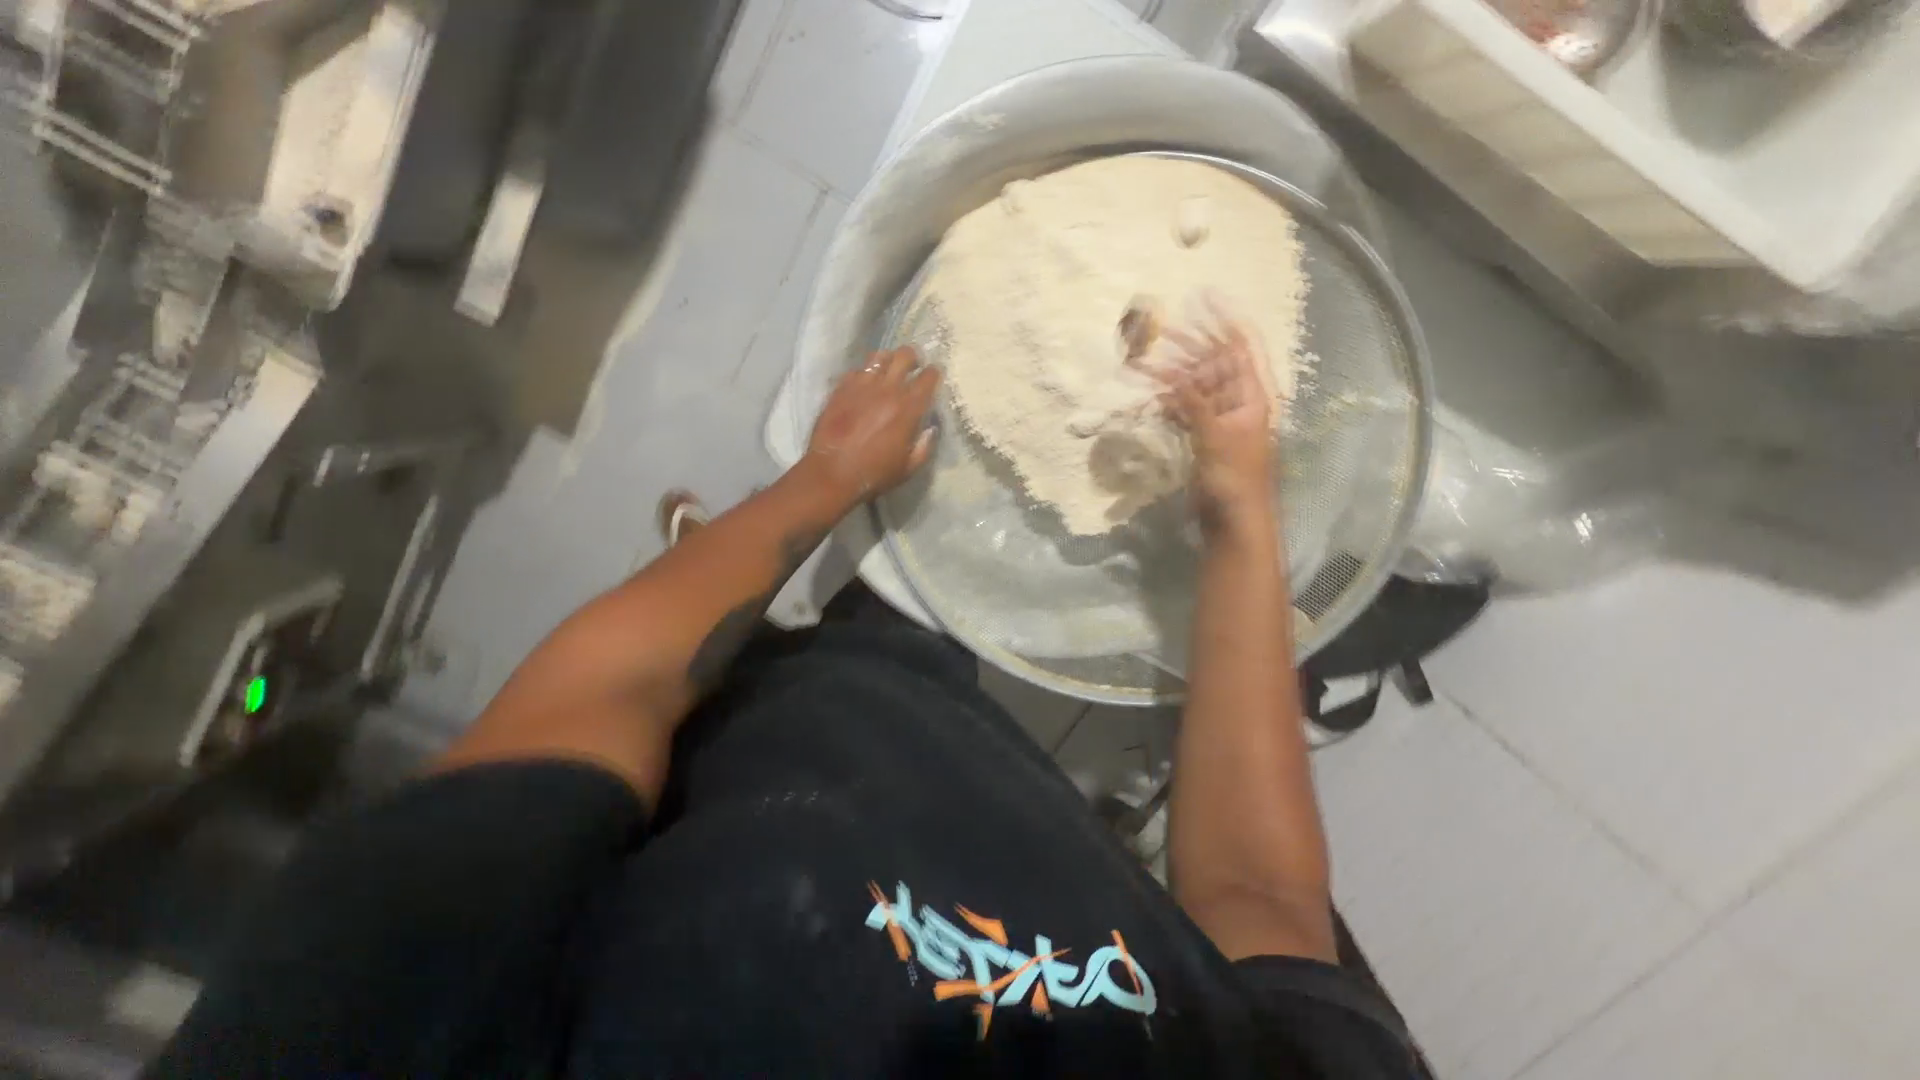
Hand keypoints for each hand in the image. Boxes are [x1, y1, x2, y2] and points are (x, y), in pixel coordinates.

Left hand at [806, 346, 941, 502]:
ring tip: (887, 371)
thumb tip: (930, 429)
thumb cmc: (873, 474)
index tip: (933, 377)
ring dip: (888, 360)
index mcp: (908, 408)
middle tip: (912, 368)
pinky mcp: (841, 388)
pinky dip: (864, 373)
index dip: (934, 373)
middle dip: (913, 358)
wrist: (831, 474)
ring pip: (879, 356)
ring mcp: (861, 385)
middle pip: (905, 355)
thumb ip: (924, 446)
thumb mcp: (908, 467)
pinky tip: (864, 384)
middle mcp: (887, 389)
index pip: (928, 377)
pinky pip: (856, 370)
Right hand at [1157, 312, 1276, 532]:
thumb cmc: (1235, 480)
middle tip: (1157, 331)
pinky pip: (1186, 409)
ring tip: (1144, 363)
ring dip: (1173, 374)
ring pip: (1195, 386)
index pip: (1240, 347)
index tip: (1201, 296)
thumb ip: (1195, 402)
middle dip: (1188, 346)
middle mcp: (1239, 402)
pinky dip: (1170, 400)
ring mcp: (1221, 420)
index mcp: (1253, 396)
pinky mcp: (1204, 437)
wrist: (1233, 521)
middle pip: (1213, 363)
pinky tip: (1152, 394)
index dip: (1223, 319)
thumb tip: (1173, 372)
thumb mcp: (1215, 437)